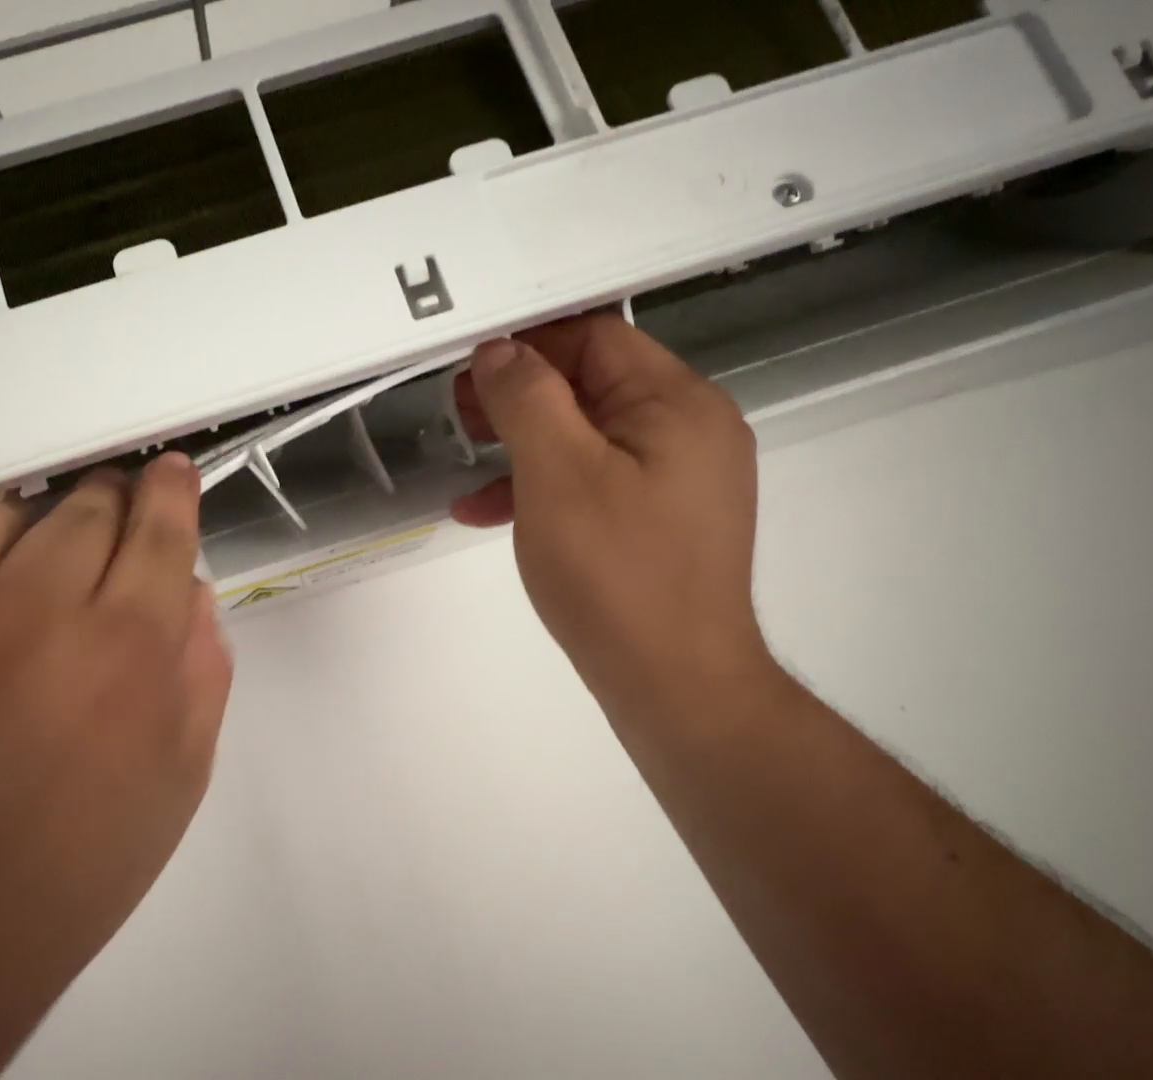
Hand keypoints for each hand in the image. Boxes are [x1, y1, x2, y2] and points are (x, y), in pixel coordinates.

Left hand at [0, 454, 232, 1078]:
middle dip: (108, 505)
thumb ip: (200, 673)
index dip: (170, 492)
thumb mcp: (175, 785)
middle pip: (85, 503)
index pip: (160, 529)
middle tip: (103, 530)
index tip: (168, 473)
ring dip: (28, 520)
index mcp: (123, 654)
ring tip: (26, 558)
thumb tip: (190, 591)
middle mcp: (28, 613)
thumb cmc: (60, 878)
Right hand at [453, 314, 768, 722]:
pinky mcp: (666, 521)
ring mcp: (682, 480)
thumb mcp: (557, 473)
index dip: (526, 345)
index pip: (595, 338)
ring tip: (467, 462)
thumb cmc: (615, 572)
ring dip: (524, 444)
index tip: (468, 373)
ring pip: (590, 436)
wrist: (676, 684)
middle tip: (459, 415)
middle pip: (593, 385)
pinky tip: (487, 514)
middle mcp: (693, 430)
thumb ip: (526, 398)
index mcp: (678, 403)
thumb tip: (499, 351)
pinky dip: (547, 488)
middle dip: (519, 396)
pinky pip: (599, 482)